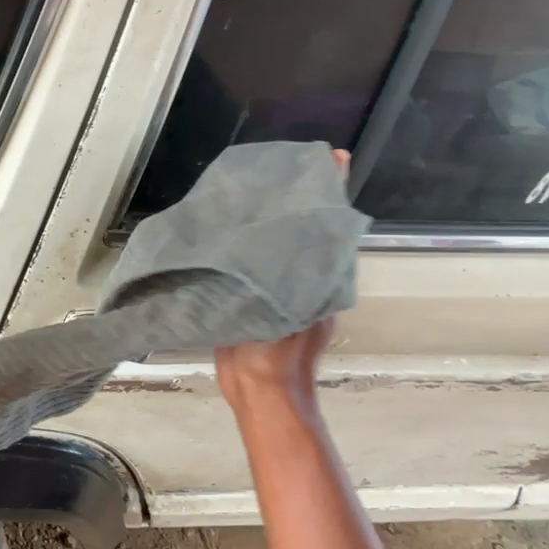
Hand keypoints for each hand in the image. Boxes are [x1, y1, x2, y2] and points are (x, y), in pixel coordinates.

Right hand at [214, 146, 348, 417]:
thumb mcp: (289, 306)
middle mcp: (305, 277)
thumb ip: (288, 272)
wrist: (259, 391)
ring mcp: (280, 288)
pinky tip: (218, 232)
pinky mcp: (254, 297)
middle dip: (294, 198)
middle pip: (303, 229)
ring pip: (275, 243)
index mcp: (321, 275)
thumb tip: (289, 226)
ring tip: (240, 190)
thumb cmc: (277, 353)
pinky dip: (241, 243)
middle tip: (272, 166)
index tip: (330, 157)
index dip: (331, 190)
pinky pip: (252, 261)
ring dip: (263, 219)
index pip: (330, 223)